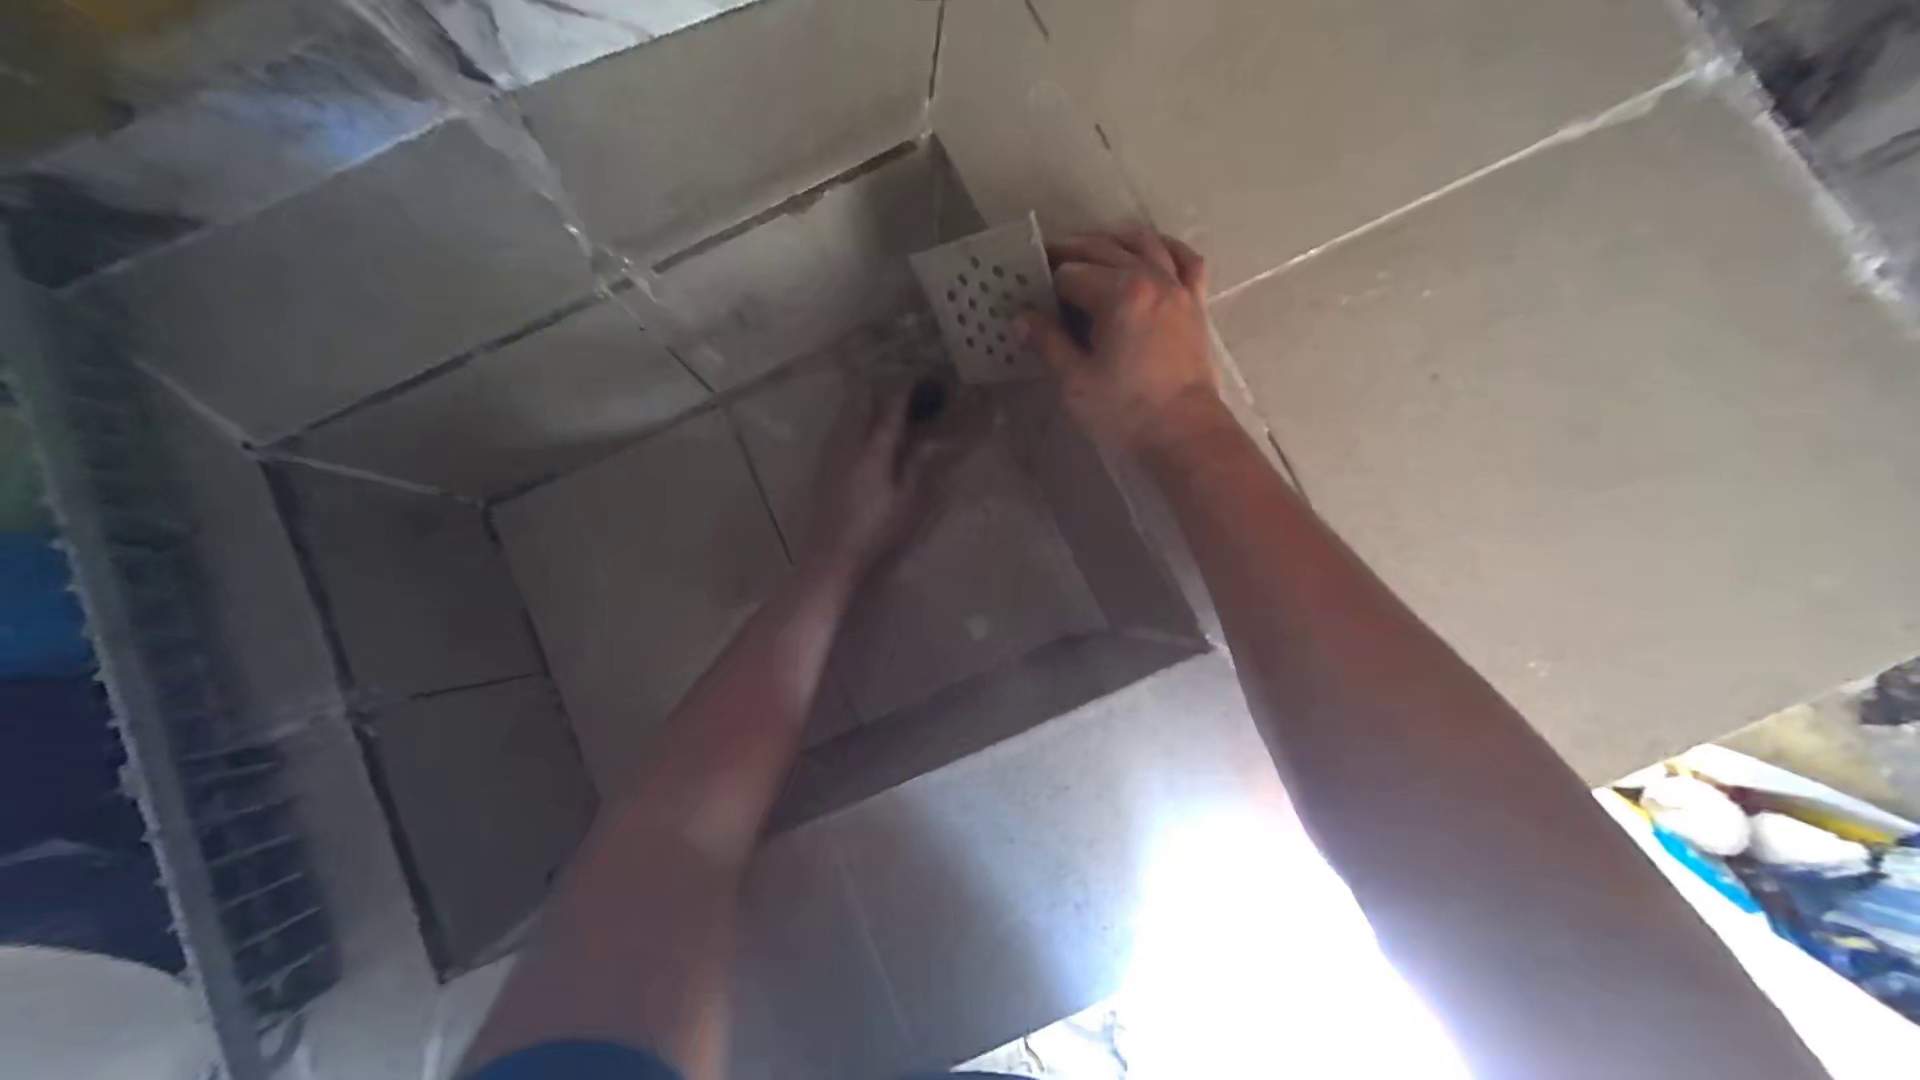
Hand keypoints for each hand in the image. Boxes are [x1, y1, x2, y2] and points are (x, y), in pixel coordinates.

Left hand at [800, 381, 956, 571]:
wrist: (831, 553)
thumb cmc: (876, 530)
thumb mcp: (906, 500)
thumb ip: (917, 464)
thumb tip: (932, 439)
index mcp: (874, 451)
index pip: (890, 409)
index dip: (906, 391)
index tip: (920, 380)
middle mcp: (849, 443)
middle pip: (861, 400)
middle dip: (880, 387)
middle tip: (899, 387)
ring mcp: (831, 451)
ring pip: (846, 411)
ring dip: (863, 399)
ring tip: (881, 400)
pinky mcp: (822, 463)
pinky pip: (838, 426)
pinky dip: (852, 415)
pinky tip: (860, 426)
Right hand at [1016, 227, 1231, 457]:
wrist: (1185, 437)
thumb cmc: (1126, 414)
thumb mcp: (1075, 382)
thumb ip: (1048, 343)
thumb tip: (1021, 319)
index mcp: (1119, 294)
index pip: (1071, 274)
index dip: (1046, 285)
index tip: (1030, 298)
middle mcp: (1152, 278)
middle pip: (1103, 250)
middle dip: (1070, 253)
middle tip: (1044, 263)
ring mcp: (1178, 289)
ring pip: (1144, 244)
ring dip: (1112, 241)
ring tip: (1089, 251)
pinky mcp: (1195, 305)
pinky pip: (1185, 260)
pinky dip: (1164, 248)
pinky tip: (1151, 251)